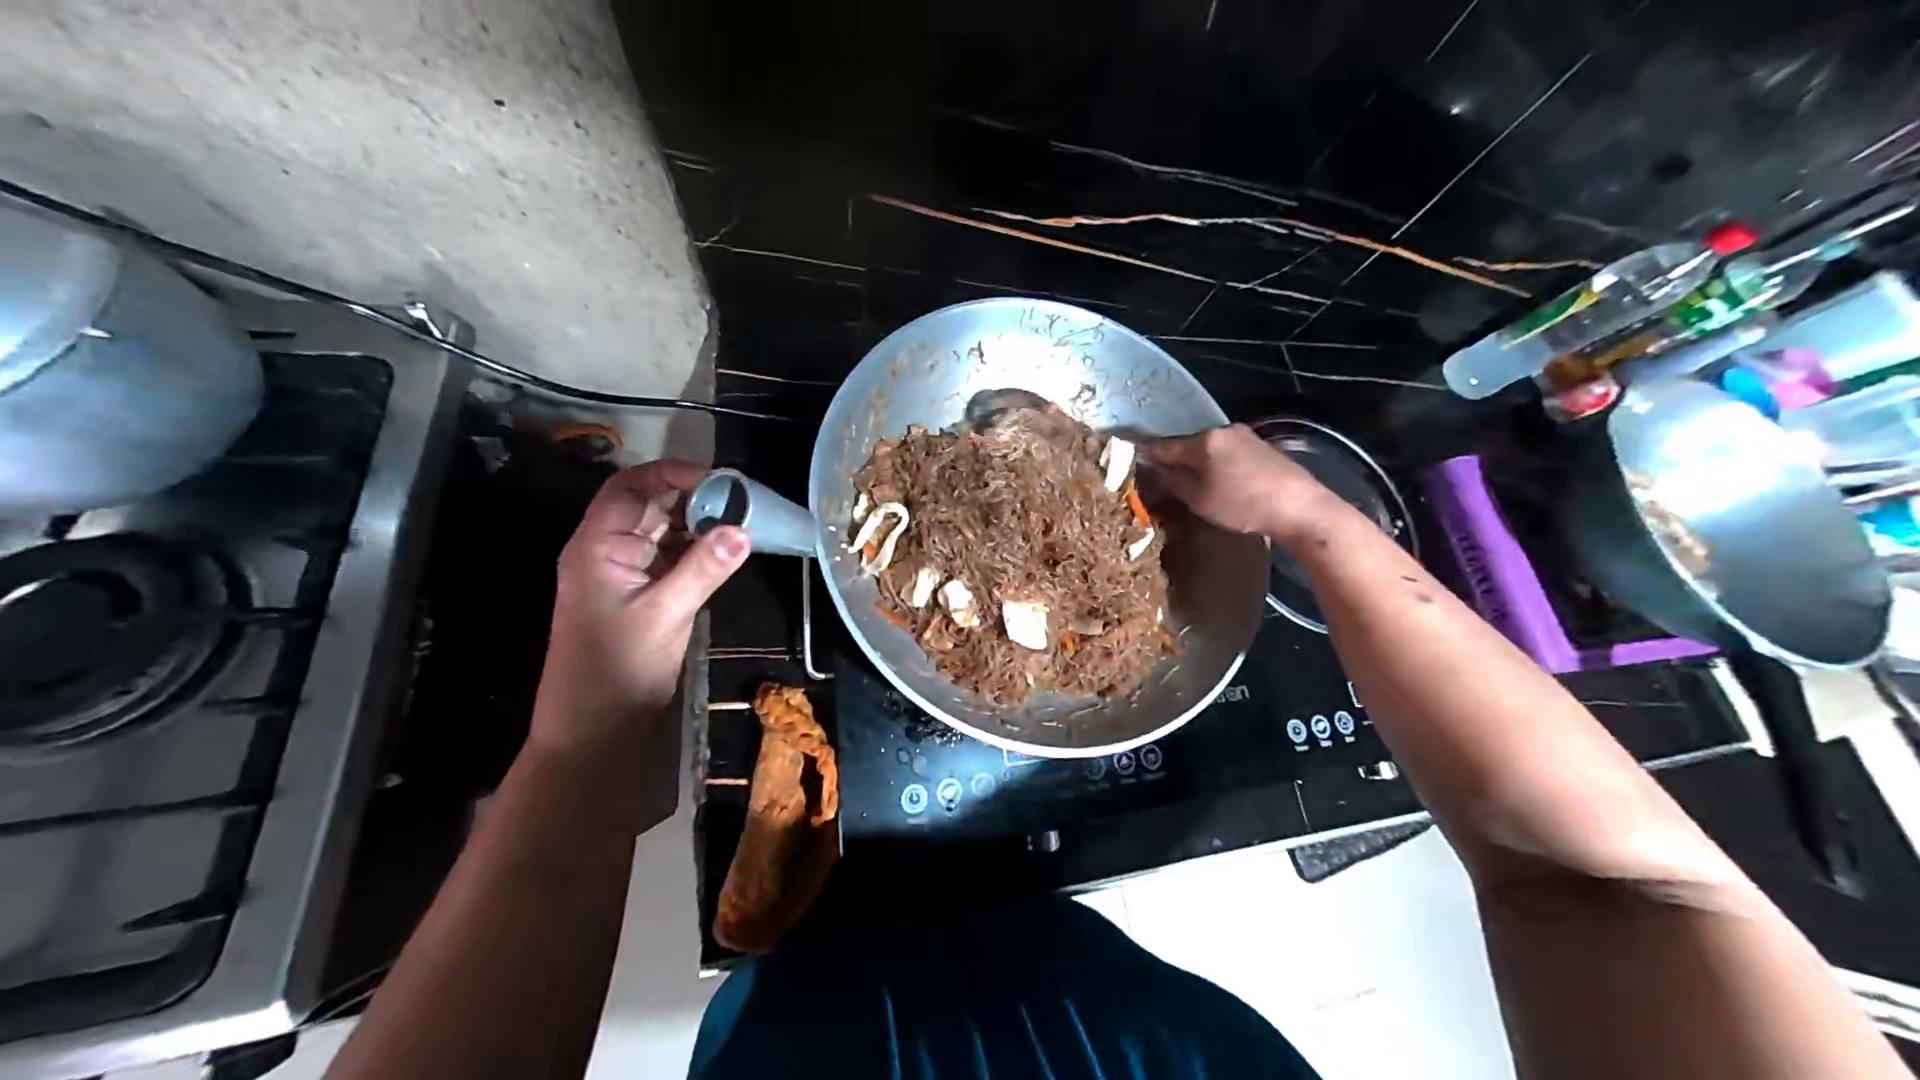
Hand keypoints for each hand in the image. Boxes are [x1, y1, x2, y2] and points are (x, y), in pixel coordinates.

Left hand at [531, 461, 748, 768]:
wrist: (593, 729)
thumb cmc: (617, 669)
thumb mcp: (665, 615)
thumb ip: (704, 569)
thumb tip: (744, 530)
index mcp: (597, 546)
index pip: (630, 488)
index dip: (671, 473)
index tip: (720, 479)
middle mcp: (608, 551)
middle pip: (648, 505)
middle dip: (692, 497)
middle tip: (742, 499)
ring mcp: (625, 573)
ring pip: (663, 531)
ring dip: (698, 523)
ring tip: (741, 519)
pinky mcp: (642, 594)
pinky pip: (671, 558)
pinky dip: (698, 549)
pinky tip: (726, 549)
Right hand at [1144, 425, 1333, 540]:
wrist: (1301, 508)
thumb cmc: (1242, 504)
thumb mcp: (1197, 498)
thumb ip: (1171, 479)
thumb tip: (1152, 466)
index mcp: (1203, 439)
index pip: (1163, 445)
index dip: (1144, 455)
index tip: (1128, 462)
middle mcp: (1223, 430)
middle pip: (1186, 445)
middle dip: (1172, 461)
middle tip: (1159, 481)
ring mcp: (1245, 437)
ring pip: (1208, 449)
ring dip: (1195, 464)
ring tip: (1189, 486)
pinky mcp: (1262, 448)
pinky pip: (1227, 454)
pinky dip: (1215, 466)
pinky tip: (1218, 483)